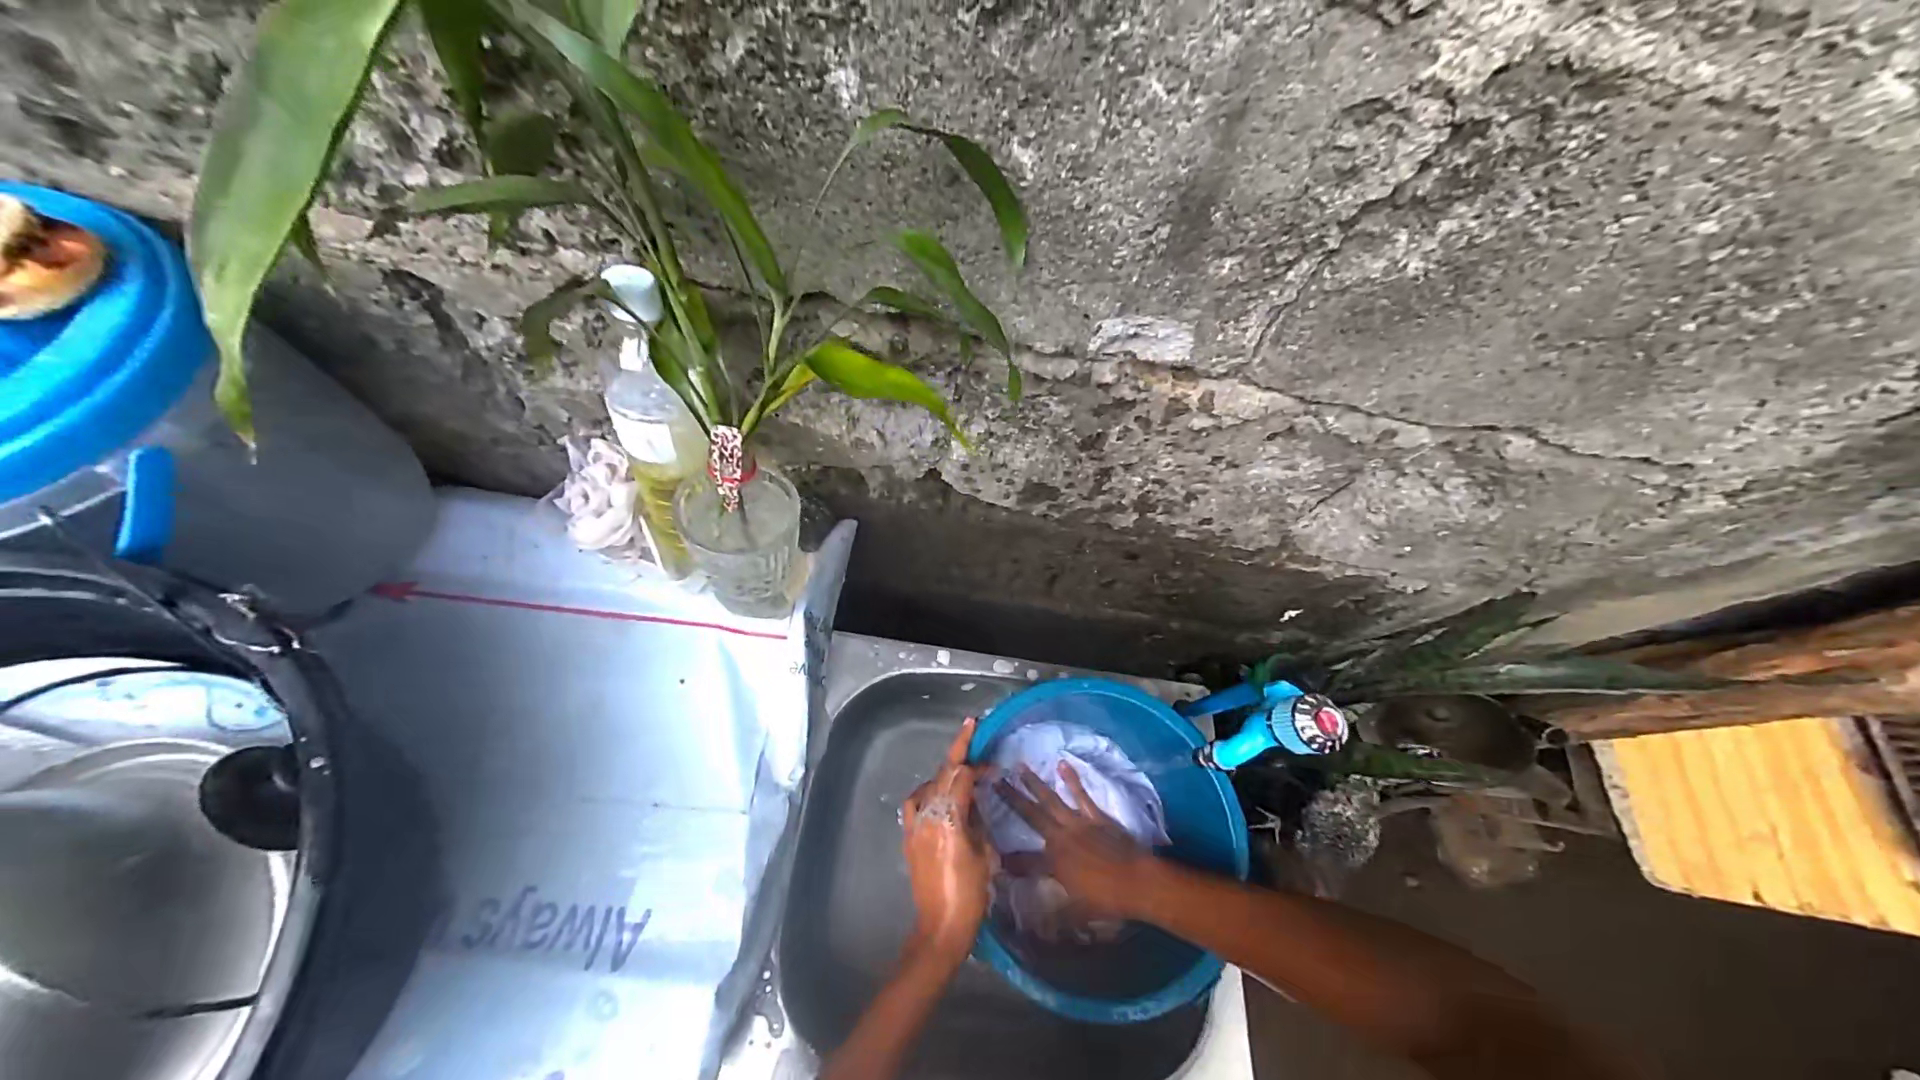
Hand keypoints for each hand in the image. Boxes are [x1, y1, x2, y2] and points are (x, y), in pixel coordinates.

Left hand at [901, 717, 991, 960]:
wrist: (941, 927)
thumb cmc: (970, 893)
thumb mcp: (984, 852)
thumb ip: (977, 819)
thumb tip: (973, 800)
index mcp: (947, 816)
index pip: (960, 775)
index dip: (974, 759)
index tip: (985, 744)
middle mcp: (926, 814)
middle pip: (942, 774)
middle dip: (959, 756)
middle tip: (974, 738)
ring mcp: (914, 825)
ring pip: (929, 785)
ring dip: (945, 773)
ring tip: (962, 771)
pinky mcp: (909, 837)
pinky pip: (916, 803)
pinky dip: (929, 792)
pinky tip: (940, 796)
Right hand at [996, 762, 1161, 920]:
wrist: (1138, 883)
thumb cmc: (1108, 901)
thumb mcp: (1078, 915)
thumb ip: (1056, 919)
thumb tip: (1036, 931)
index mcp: (1052, 864)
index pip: (1022, 862)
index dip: (1006, 859)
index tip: (991, 852)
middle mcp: (1059, 839)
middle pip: (1030, 816)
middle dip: (1011, 799)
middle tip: (995, 782)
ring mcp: (1077, 824)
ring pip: (1050, 800)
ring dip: (1034, 783)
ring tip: (1020, 767)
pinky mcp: (1095, 816)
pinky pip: (1081, 794)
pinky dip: (1071, 780)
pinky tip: (1063, 764)